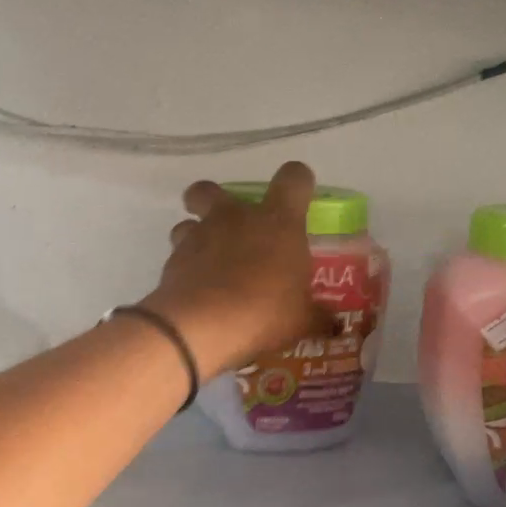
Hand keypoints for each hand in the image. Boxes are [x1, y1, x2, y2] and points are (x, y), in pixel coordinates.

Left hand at [141, 161, 326, 379]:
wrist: (202, 327)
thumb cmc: (264, 312)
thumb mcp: (301, 320)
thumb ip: (316, 316)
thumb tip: (332, 324)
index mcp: (277, 222)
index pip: (293, 179)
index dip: (298, 182)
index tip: (298, 195)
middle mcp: (234, 218)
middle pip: (213, 189)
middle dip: (213, 200)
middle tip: (227, 225)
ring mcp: (199, 236)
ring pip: (188, 222)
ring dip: (195, 236)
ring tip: (207, 263)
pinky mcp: (173, 261)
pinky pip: (178, 256)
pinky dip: (186, 269)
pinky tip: (195, 291)